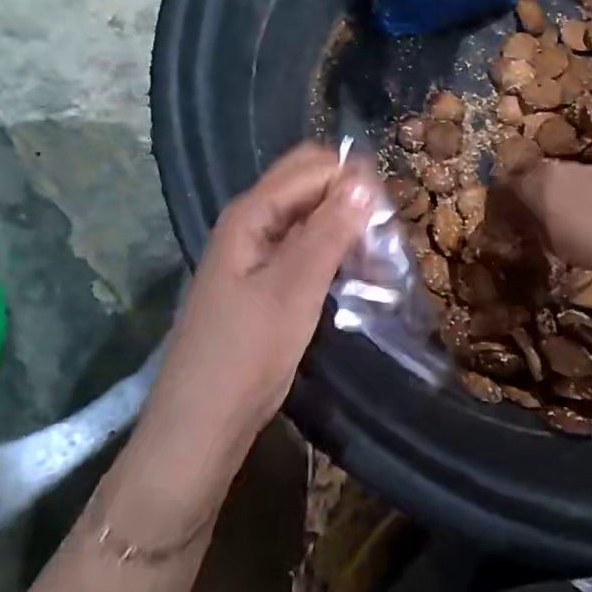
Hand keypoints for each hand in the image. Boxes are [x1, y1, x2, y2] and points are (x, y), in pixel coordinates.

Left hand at [139, 144, 377, 465]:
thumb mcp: (294, 289)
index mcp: (251, 213)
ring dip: (346, 229)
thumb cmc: (246, 354)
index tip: (391, 217)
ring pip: (310, 218)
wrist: (201, 424)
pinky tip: (358, 278)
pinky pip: (305, 249)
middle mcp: (252, 222)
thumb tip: (365, 181)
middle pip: (309, 186)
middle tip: (386, 235)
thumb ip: (329, 231)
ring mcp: (257, 252)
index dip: (353, 181)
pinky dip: (333, 254)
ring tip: (381, 262)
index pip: (312, 168)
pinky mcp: (265, 281)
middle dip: (351, 199)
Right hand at [500, 160, 591, 276]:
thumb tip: (523, 219)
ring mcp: (577, 168)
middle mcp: (551, 168)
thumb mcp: (548, 241)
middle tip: (528, 209)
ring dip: (550, 188)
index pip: (507, 183)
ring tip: (555, 210)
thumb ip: (531, 224)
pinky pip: (573, 179)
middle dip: (526, 188)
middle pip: (530, 174)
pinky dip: (570, 190)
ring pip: (553, 175)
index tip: (504, 210)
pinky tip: (579, 210)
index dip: (503, 196)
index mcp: (533, 183)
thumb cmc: (583, 244)